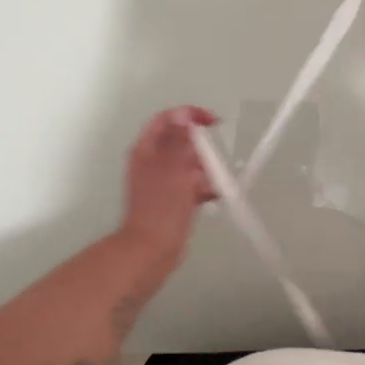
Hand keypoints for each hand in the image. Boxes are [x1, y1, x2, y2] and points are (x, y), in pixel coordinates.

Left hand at [119, 106, 218, 262]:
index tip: (212, 122)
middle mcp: (152, 162)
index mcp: (146, 150)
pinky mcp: (173, 200)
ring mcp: (163, 182)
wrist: (151, 249)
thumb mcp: (172, 168)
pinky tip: (217, 194)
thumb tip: (184, 117)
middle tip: (213, 159)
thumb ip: (179, 140)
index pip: (167, 120)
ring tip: (217, 181)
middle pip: (180, 142)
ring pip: (189, 165)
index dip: (189, 115)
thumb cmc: (161, 206)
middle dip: (201, 148)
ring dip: (206, 169)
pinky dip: (204, 187)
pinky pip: (192, 186)